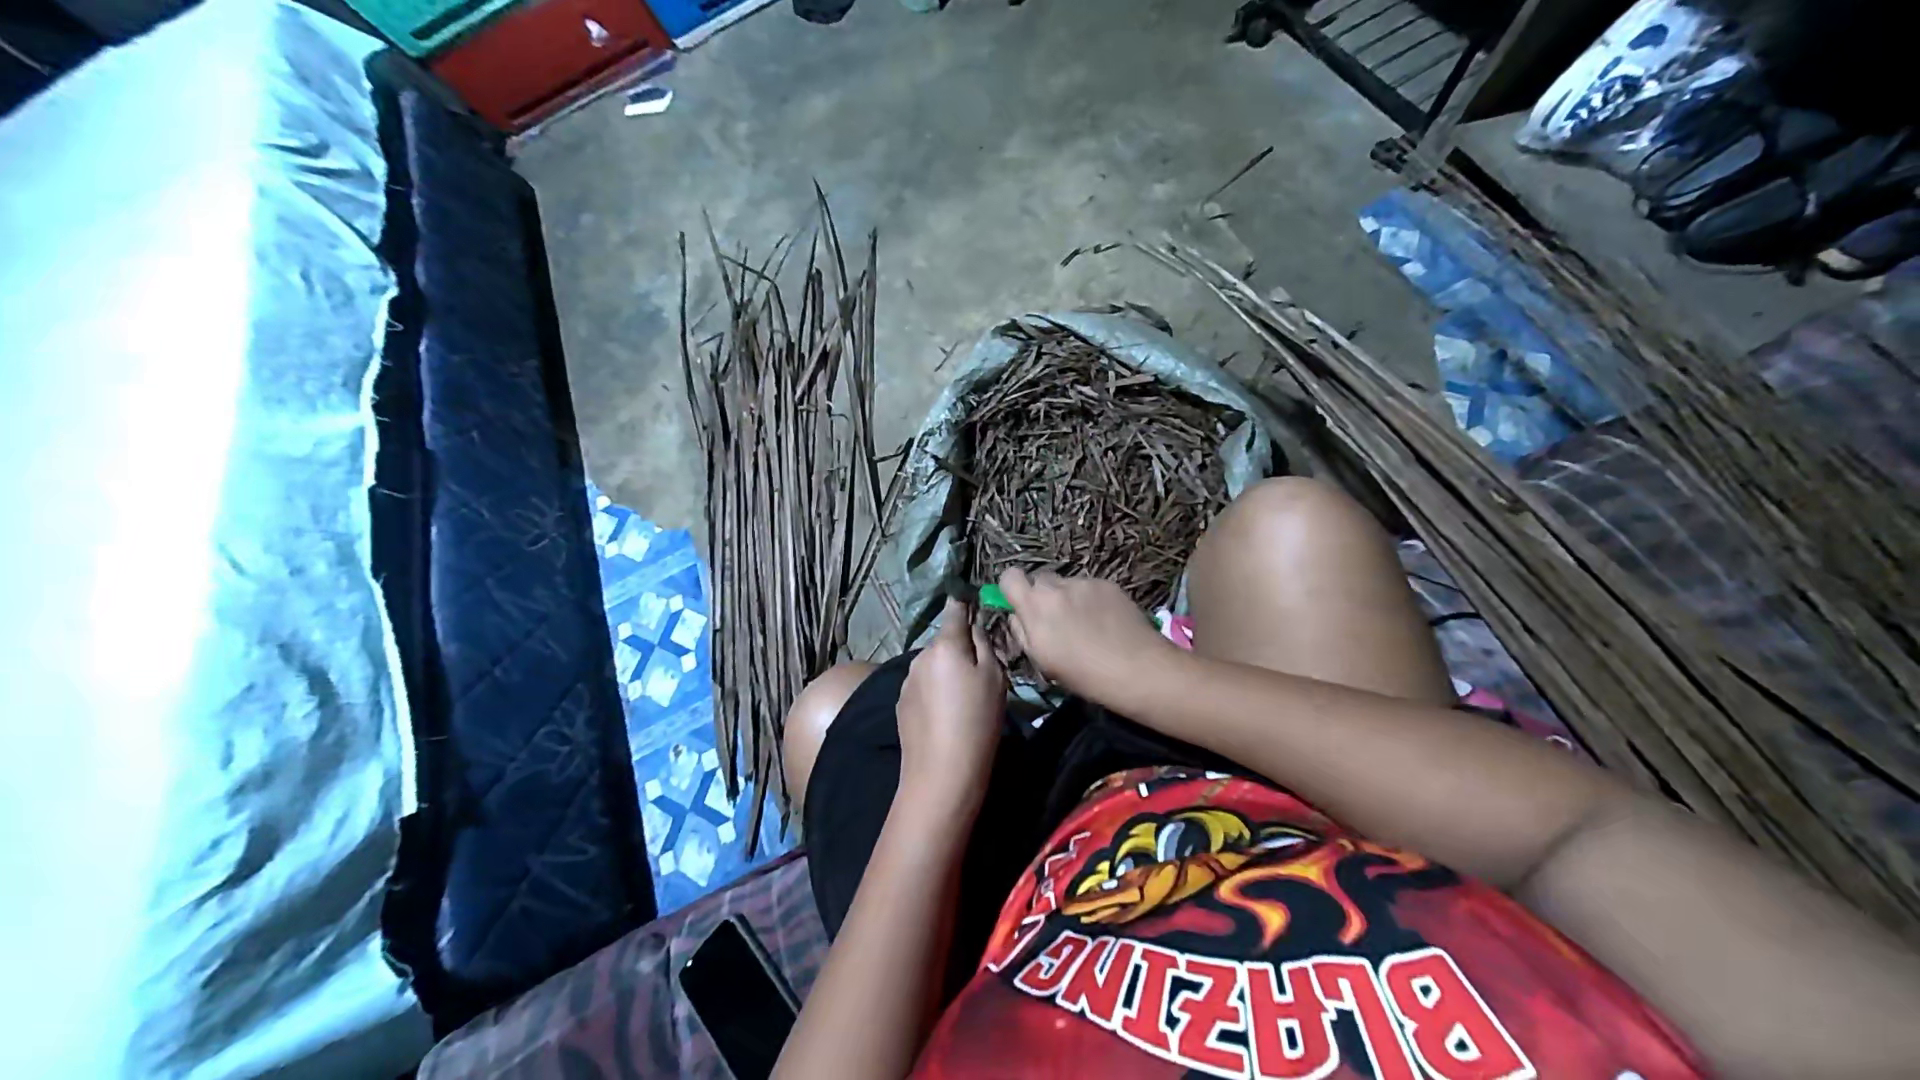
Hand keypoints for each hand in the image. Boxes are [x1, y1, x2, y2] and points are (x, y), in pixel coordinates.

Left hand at [896, 598, 1006, 814]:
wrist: (942, 772)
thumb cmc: (977, 721)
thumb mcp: (994, 678)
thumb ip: (984, 645)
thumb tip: (973, 626)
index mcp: (945, 645)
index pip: (954, 610)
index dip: (964, 604)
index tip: (972, 601)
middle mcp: (920, 656)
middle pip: (945, 643)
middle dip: (960, 650)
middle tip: (982, 675)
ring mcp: (907, 680)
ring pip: (934, 666)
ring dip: (947, 673)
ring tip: (964, 701)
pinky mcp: (900, 703)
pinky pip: (923, 687)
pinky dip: (935, 693)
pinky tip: (946, 716)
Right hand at [996, 569, 1173, 701]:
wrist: (1136, 668)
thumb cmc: (1083, 674)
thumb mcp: (1041, 661)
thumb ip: (1022, 632)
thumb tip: (1018, 616)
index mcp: (1034, 606)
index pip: (1009, 577)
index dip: (1012, 588)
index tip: (1020, 604)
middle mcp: (1056, 587)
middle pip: (1039, 579)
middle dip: (1043, 595)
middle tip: (1056, 619)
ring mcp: (1084, 583)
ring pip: (1066, 583)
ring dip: (1068, 598)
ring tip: (1086, 624)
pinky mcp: (1108, 583)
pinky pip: (1090, 587)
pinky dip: (1091, 599)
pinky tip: (1105, 621)